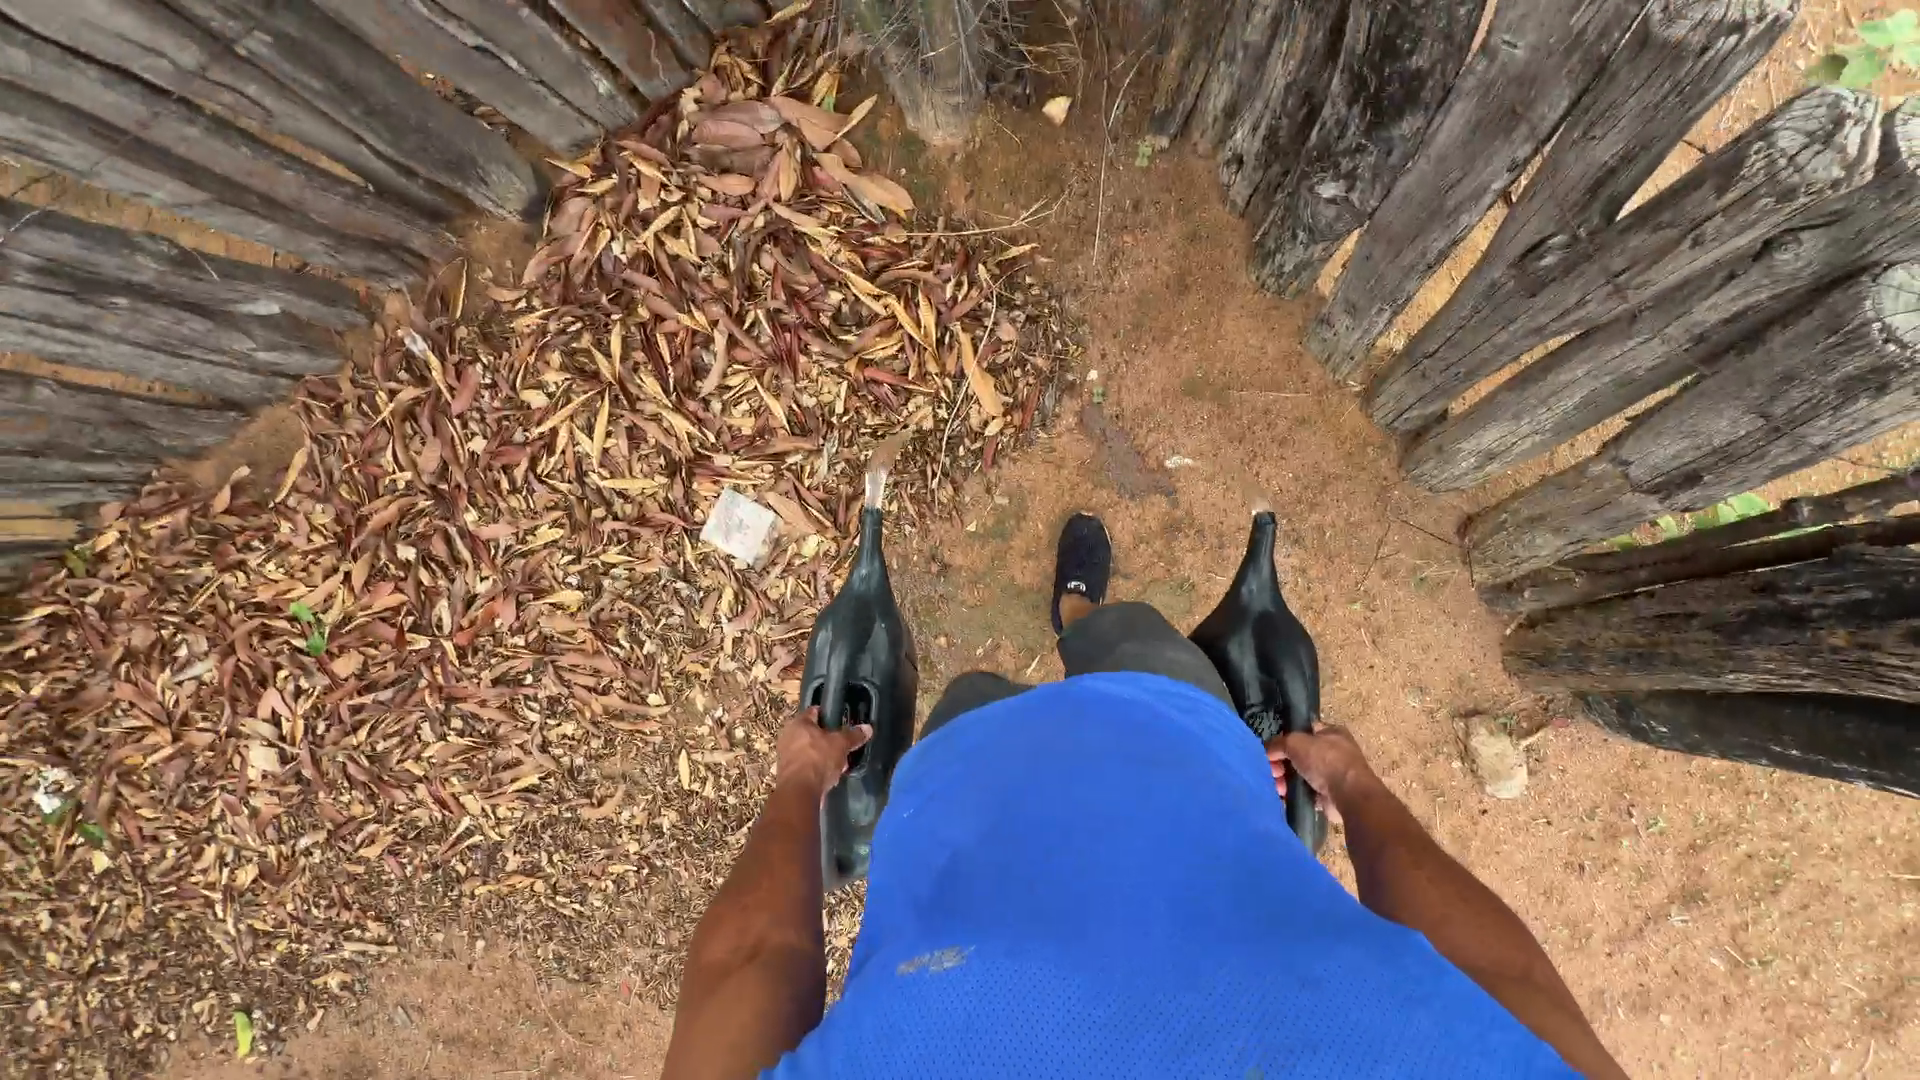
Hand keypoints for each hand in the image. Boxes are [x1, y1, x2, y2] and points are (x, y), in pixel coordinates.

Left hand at [775, 706, 871, 801]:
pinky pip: (807, 767)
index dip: (829, 715)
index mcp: (798, 723)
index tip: (841, 720)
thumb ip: (854, 735)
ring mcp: (786, 756)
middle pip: (812, 733)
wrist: (800, 791)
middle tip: (842, 745)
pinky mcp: (788, 774)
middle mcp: (788, 737)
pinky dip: (817, 770)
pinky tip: (830, 776)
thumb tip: (867, 728)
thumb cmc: (818, 758)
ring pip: (809, 752)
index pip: (814, 712)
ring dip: (823, 756)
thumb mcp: (841, 744)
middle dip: (827, 740)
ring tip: (839, 763)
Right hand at [1265, 725, 1375, 823]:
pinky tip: (1284, 797)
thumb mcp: (1294, 741)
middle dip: (1282, 764)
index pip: (1303, 732)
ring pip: (1300, 774)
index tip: (1271, 751)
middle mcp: (1334, 752)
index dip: (1285, 739)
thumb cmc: (1325, 760)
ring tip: (1278, 788)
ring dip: (1286, 780)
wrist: (1349, 795)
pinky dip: (1295, 794)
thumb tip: (1267, 752)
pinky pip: (1306, 791)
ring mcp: (1334, 775)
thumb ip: (1277, 743)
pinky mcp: (1331, 794)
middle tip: (1271, 772)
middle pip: (1299, 755)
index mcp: (1331, 733)